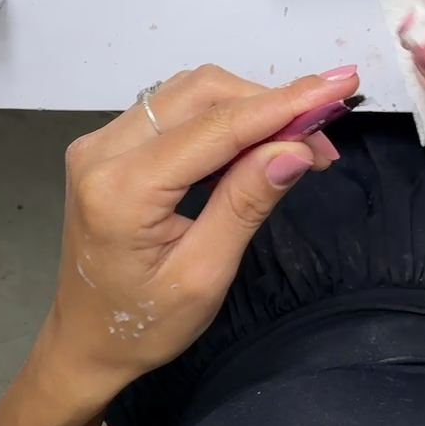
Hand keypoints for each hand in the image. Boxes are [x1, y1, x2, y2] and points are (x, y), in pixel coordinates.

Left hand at [30, 65, 360, 408]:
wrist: (84, 341)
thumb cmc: (144, 324)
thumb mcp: (204, 275)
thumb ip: (245, 204)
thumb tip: (296, 150)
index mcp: (122, 190)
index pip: (216, 128)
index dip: (284, 103)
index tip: (340, 85)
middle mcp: (103, 150)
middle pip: (202, 92)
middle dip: (271, 103)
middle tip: (322, 138)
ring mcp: (102, 141)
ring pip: (192, 94)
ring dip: (251, 108)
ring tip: (297, 145)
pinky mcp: (111, 144)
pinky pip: (178, 110)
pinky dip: (226, 120)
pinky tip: (257, 146)